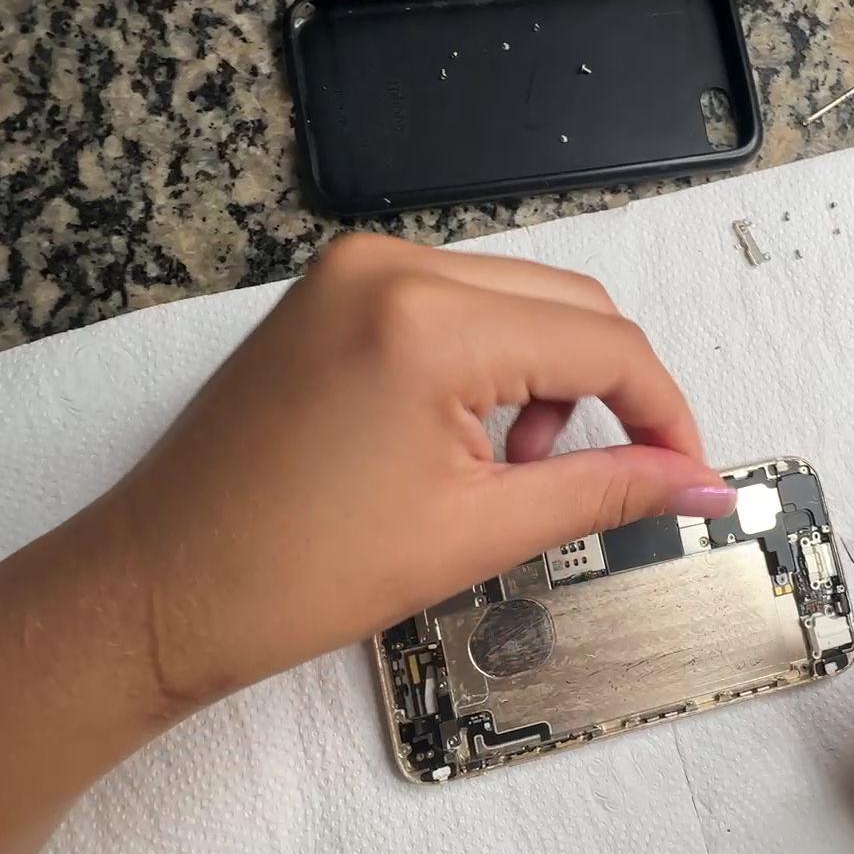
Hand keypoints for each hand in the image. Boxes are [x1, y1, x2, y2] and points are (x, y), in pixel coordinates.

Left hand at [84, 233, 735, 708]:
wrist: (158, 589)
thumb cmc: (295, 574)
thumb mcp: (480, 532)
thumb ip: (607, 491)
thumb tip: (695, 482)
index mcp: (428, 321)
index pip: (604, 344)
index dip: (665, 411)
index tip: (685, 470)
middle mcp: (393, 264)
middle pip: (571, 307)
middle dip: (615, 392)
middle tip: (621, 470)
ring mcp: (359, 268)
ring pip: (521, 300)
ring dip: (555, 376)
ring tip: (523, 463)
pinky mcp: (341, 290)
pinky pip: (464, 303)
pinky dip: (500, 361)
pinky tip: (476, 429)